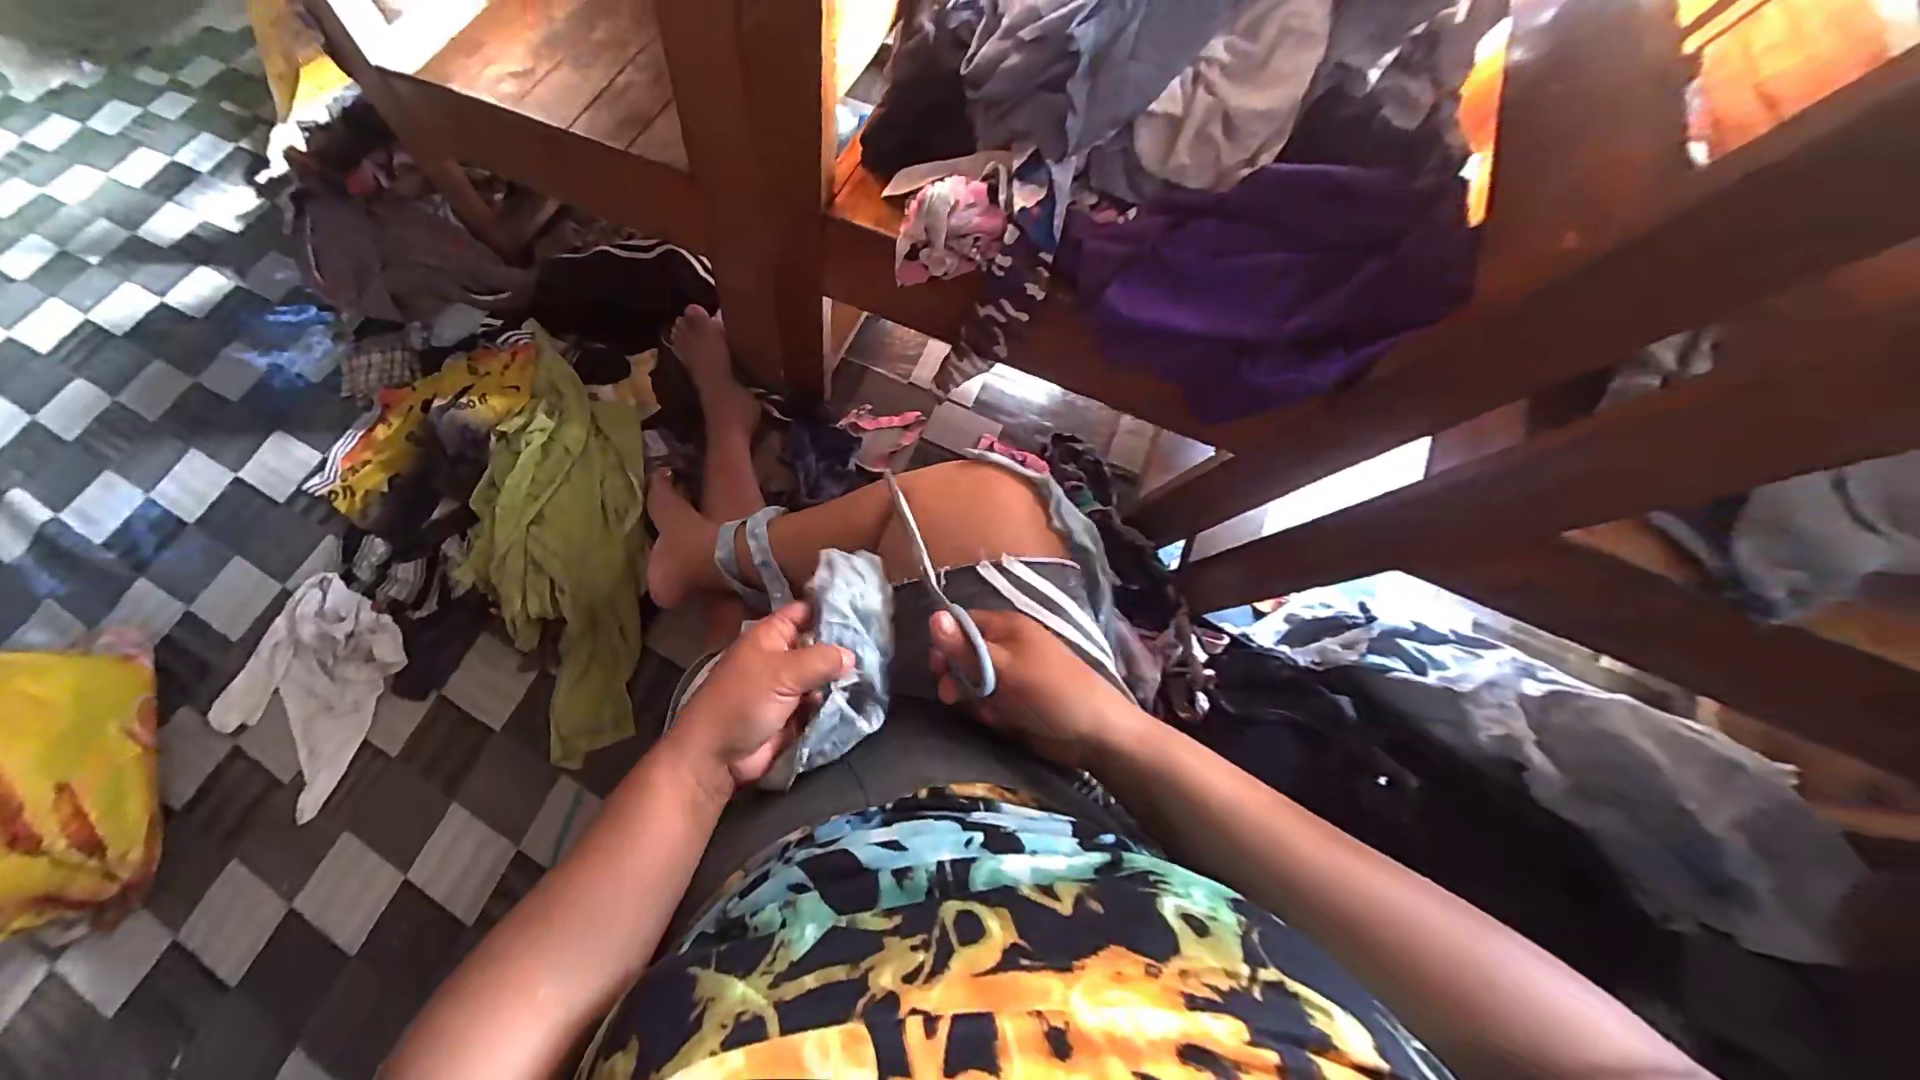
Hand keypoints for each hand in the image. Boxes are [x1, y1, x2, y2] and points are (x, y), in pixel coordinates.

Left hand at [663, 602, 852, 794]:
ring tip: (871, 675)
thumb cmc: (743, 702)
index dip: (830, 609)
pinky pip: (821, 702)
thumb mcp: (783, 673)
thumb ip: (822, 659)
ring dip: (841, 679)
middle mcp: (781, 657)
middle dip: (843, 647)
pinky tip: (856, 699)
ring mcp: (787, 686)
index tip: (863, 611)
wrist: (717, 757)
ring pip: (823, 675)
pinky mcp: (794, 713)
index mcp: (771, 636)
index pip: (805, 611)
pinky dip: (834, 702)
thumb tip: (852, 656)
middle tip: (876, 647)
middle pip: (818, 644)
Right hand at [929, 608, 1153, 771]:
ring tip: (983, 711)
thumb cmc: (1050, 690)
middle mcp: (1006, 646)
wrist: (1093, 733)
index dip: (946, 642)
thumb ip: (965, 647)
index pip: (962, 623)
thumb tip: (933, 615)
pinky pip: (987, 702)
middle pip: (963, 654)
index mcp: (1006, 626)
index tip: (938, 666)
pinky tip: (997, 720)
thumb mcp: (1003, 667)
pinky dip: (987, 711)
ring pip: (972, 681)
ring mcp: (1011, 674)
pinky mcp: (1015, 700)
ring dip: (971, 697)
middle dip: (956, 675)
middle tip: (952, 695)